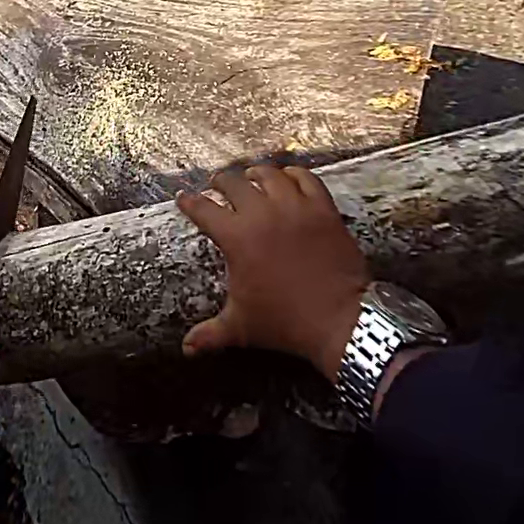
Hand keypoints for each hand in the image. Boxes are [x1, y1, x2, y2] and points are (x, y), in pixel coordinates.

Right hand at [177, 165, 369, 380]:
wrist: (340, 320)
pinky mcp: (322, 208)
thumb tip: (186, 349)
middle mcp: (261, 214)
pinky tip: (288, 177)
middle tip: (217, 185)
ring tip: (251, 176)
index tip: (183, 197)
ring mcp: (294, 207)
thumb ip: (210, 334)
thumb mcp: (241, 327)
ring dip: (255, 174)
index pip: (204, 210)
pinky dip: (294, 174)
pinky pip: (306, 178)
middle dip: (221, 182)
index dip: (190, 202)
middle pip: (233, 183)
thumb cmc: (285, 322)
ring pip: (269, 175)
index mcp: (236, 237)